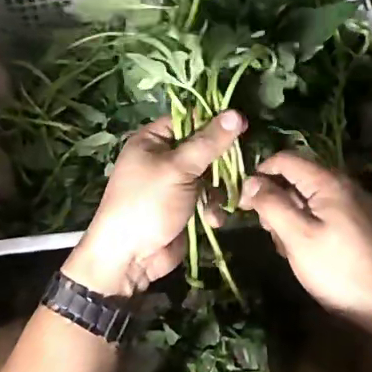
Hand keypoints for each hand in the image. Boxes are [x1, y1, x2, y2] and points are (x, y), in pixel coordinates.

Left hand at [63, 111, 245, 296]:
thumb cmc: (147, 203)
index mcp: (152, 140)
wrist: (129, 257)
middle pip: (203, 148)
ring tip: (220, 202)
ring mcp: (173, 183)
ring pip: (209, 175)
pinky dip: (212, 208)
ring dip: (218, 189)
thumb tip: (236, 113)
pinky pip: (206, 198)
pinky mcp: (183, 207)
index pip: (188, 119)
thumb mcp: (178, 169)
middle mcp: (162, 157)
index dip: (214, 122)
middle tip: (238, 169)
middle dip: (221, 162)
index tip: (243, 126)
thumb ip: (209, 142)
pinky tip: (213, 220)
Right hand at [240, 152, 371, 327]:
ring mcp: (349, 204)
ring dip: (288, 218)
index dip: (259, 175)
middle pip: (293, 178)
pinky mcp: (353, 222)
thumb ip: (271, 204)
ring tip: (288, 248)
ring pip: (304, 198)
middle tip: (270, 232)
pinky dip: (304, 227)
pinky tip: (303, 252)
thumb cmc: (339, 269)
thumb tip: (250, 182)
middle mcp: (340, 185)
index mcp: (327, 181)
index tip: (243, 204)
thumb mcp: (297, 236)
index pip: (283, 159)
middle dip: (274, 201)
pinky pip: (318, 213)